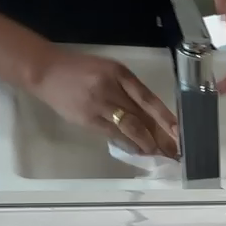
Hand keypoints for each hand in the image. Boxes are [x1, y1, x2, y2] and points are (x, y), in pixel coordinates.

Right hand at [28, 47, 178, 157]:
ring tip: (158, 154)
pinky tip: (138, 152)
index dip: (165, 117)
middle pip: (142, 116)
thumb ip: (129, 92)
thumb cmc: (81, 72)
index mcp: (120, 73)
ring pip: (130, 128)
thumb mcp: (109, 73)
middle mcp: (111, 87)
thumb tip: (153, 121)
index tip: (179, 133)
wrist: (46, 70)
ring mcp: (99, 103)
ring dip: (147, 144)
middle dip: (161, 137)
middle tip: (174, 152)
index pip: (148, 98)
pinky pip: (114, 135)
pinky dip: (129, 145)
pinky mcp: (88, 118)